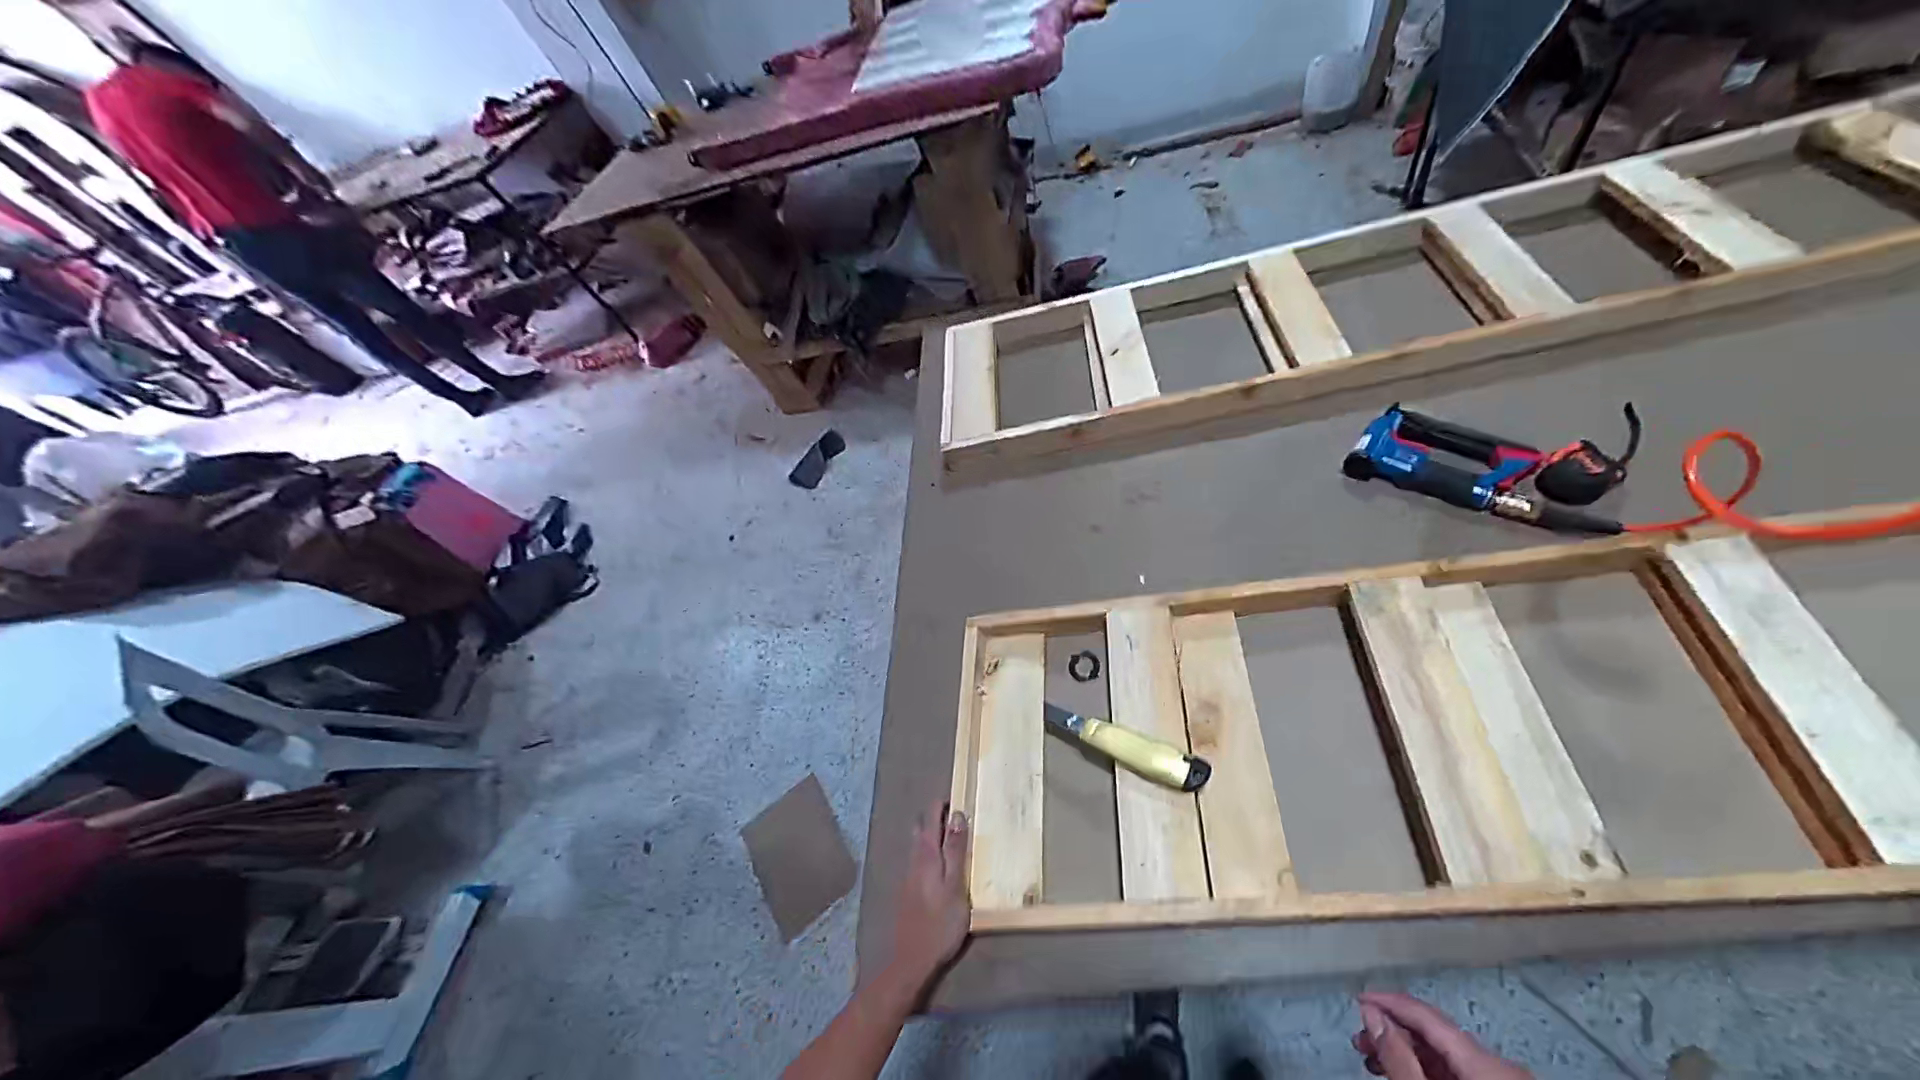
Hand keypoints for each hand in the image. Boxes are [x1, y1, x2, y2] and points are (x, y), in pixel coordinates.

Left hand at [886, 799, 969, 991]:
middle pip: (922, 828)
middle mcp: (914, 859)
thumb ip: (956, 850)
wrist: (911, 961)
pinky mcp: (909, 891)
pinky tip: (944, 868)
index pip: (931, 816)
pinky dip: (932, 854)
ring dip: (935, 836)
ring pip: (920, 845)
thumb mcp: (955, 885)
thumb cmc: (940, 923)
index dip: (943, 804)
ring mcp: (909, 875)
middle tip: (960, 817)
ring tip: (956, 839)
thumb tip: (958, 815)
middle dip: (938, 817)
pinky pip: (920, 860)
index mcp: (926, 854)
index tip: (960, 800)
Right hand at [1352, 992, 1532, 1079]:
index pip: (1428, 1016)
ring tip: (1377, 1061)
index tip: (1359, 1001)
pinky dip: (1429, 1070)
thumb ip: (1398, 1057)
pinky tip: (1408, 1075)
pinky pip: (1459, 1074)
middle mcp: (1503, 1070)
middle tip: (1362, 1040)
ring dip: (1409, 1052)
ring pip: (1447, 1055)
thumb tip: (1373, 1016)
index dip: (1389, 1003)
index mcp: (1488, 1066)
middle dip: (1395, 1032)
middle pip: (1438, 1035)